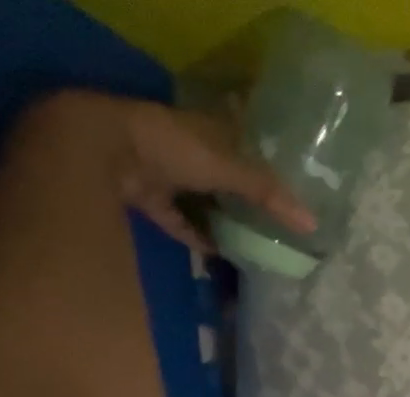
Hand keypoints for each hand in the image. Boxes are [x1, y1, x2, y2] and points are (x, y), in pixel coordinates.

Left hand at [117, 95, 315, 251]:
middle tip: (276, 219)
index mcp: (205, 128)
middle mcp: (183, 146)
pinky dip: (194, 235)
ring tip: (253, 239)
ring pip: (199, 196)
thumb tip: (313, 225)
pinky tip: (219, 253)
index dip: (264, 162)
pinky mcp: (142, 195)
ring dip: (220, 216)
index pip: (242, 143)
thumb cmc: (171, 147)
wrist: (96, 148)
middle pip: (221, 172)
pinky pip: (176, 218)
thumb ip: (271, 196)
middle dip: (244, 194)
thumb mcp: (231, 170)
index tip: (289, 186)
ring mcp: (159, 170)